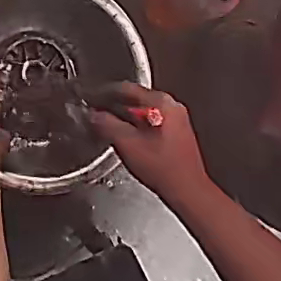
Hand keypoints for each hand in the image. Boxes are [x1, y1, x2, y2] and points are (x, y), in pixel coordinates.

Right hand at [85, 83, 211, 204]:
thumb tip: (95, 115)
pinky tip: (125, 141)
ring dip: (124, 119)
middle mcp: (172, 109)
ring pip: (143, 113)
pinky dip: (135, 129)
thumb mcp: (128, 144)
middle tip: (97, 113)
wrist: (187, 191)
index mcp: (163, 103)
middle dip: (114, 107)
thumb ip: (107, 125)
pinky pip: (150, 125)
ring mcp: (176, 122)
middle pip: (136, 100)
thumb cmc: (166, 169)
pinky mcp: (176, 136)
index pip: (128, 88)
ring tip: (107, 128)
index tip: (93, 97)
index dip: (106, 93)